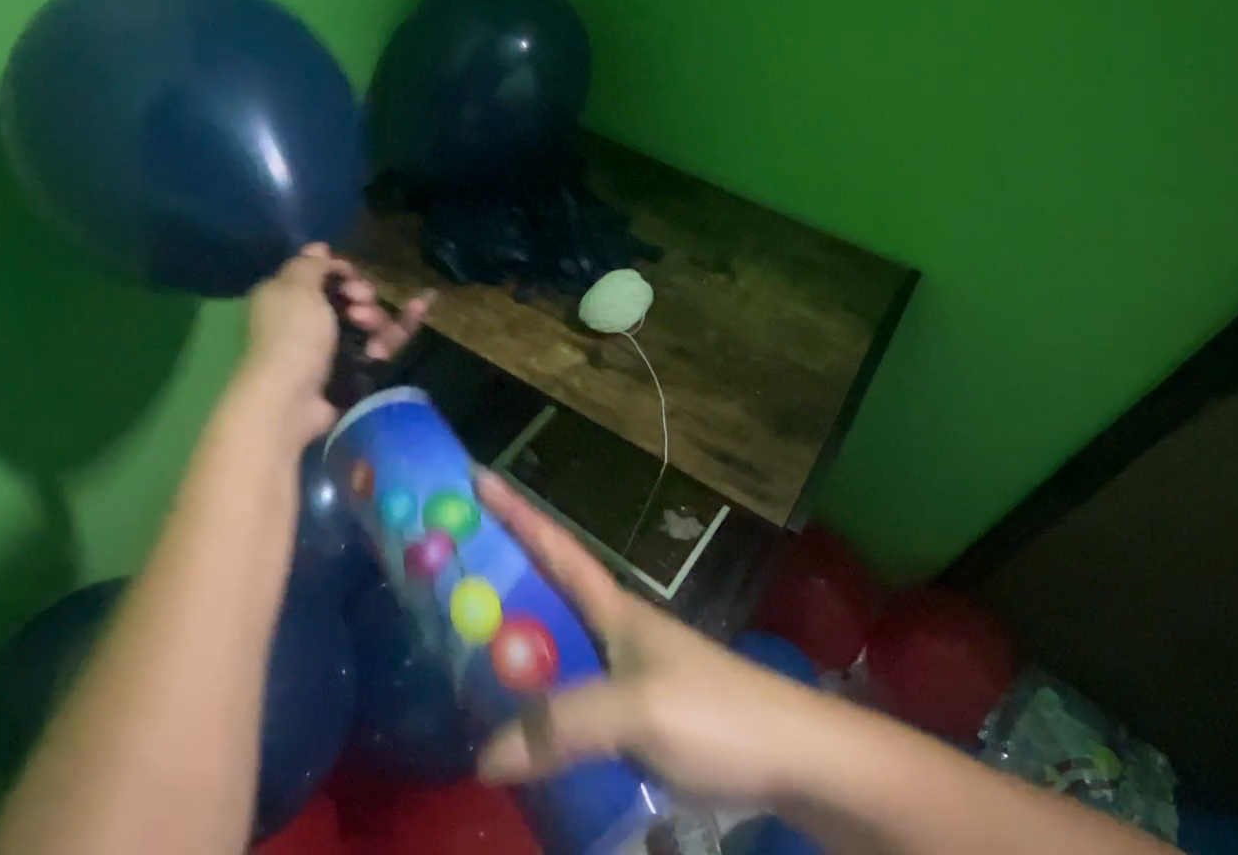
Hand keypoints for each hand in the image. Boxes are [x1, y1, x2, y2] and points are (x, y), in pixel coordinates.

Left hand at [244, 244, 431, 441]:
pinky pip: (382, 342)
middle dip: (362, 294)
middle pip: (350, 297)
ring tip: (369, 324)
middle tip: (361, 301)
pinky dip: (400, 328)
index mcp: (288, 297)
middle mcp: (310, 320)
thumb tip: (320, 248)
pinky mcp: (354, 368)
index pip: (322, 275)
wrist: (294, 397)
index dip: (341, 271)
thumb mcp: (297, 287)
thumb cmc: (292, 335)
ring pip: (368, 320)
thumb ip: (311, 264)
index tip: (350, 274)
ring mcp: (333, 346)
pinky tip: (420, 309)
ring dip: (376, 316)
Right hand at [473, 472, 826, 804]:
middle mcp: (617, 636)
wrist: (795, 759)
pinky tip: (516, 733)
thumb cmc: (719, 714)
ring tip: (460, 661)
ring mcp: (629, 678)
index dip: (518, 514)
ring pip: (556, 656)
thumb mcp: (640, 710)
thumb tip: (484, 755)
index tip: (477, 478)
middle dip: (498, 583)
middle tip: (441, 581)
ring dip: (514, 653)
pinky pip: (571, 706)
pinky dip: (539, 710)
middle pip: (547, 600)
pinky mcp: (638, 721)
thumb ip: (565, 725)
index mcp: (617, 612)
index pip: (557, 550)